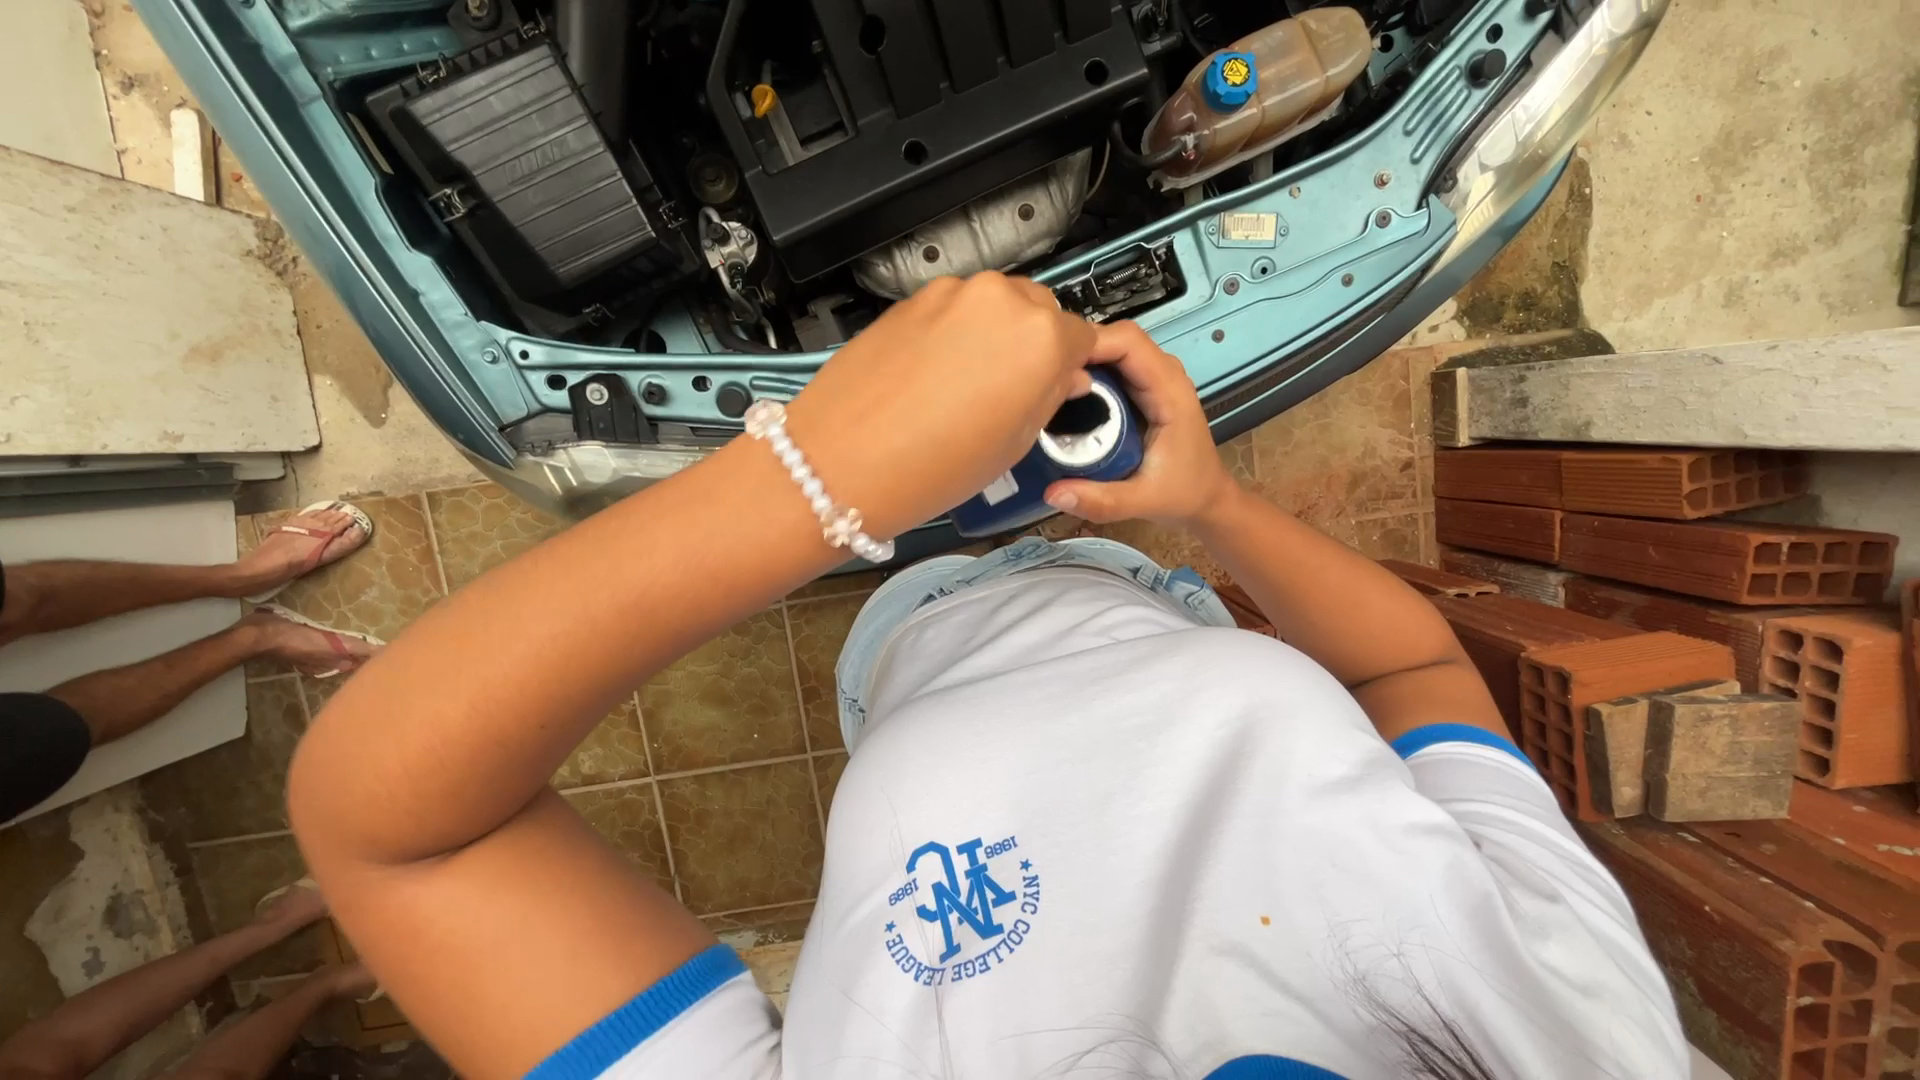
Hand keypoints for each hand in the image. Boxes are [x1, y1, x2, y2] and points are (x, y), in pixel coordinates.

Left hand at [781, 273, 1098, 538]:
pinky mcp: (911, 300)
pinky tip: (938, 378)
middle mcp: (999, 302)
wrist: (843, 461)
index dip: (1075, 364)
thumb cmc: (925, 465)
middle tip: (1018, 391)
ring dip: (995, 337)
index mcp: (1042, 338)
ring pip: (995, 307)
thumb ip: (1049, 399)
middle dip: (1037, 345)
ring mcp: (951, 295)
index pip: (1084, 335)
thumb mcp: (1013, 445)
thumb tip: (1063, 379)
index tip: (1065, 381)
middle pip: (1040, 311)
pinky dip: (956, 334)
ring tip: (970, 389)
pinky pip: (953, 310)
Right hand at [1041, 320, 1236, 526]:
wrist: (1206, 498)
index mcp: (1170, 390)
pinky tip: (1061, 393)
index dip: (1090, 343)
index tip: (1052, 363)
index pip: (1128, 342)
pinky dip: (1086, 372)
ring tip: (1045, 382)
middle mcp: (1163, 374)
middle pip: (1116, 338)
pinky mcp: (1141, 388)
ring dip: (1079, 358)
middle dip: (1078, 348)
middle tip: (1040, 375)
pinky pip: (1111, 366)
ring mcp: (1152, 379)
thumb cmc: (1184, 494)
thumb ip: (1102, 500)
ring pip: (1111, 349)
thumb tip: (1052, 493)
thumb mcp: (1144, 501)